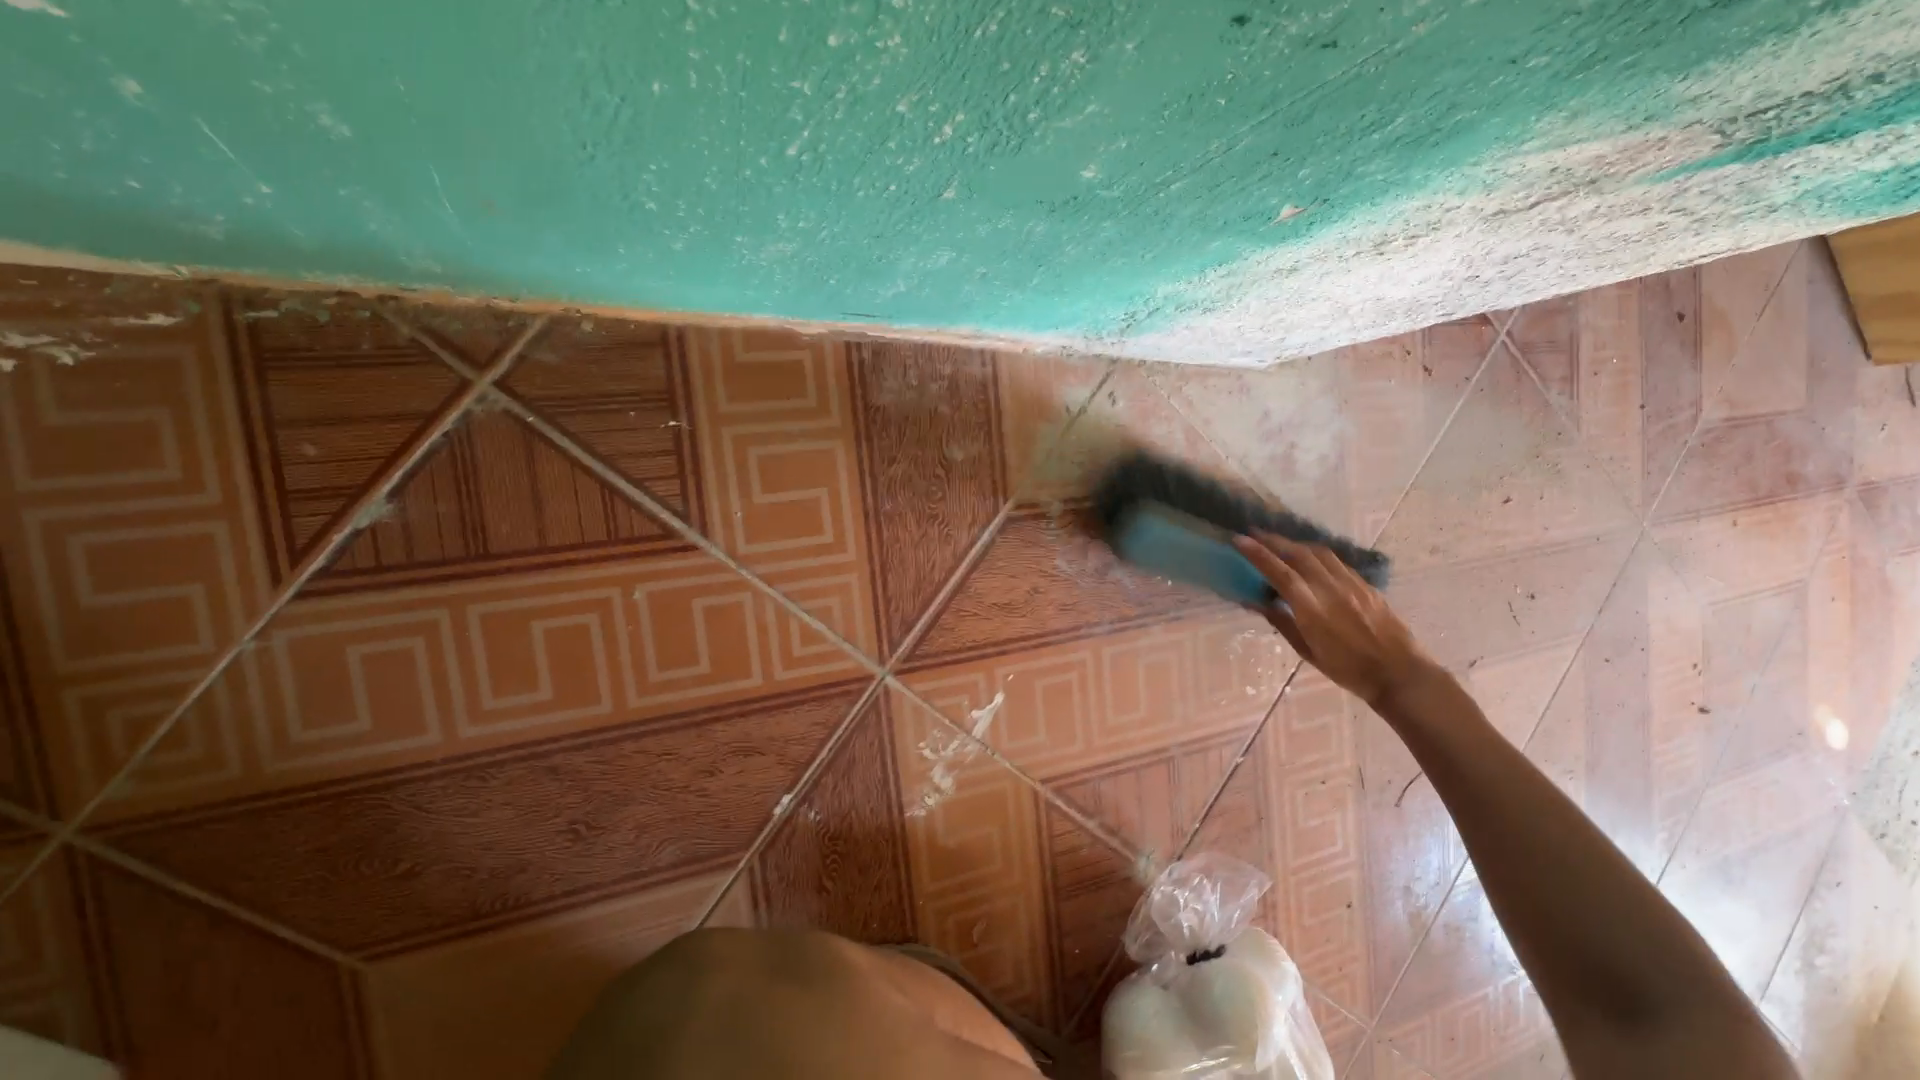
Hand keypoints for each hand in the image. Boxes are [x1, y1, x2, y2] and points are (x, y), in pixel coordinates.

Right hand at [1233, 532, 1433, 705]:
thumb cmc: (1347, 670)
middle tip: (1255, 534)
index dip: (1258, 554)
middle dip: (1274, 541)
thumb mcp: (1308, 652)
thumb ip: (1281, 622)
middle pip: (1299, 554)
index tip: (1239, 540)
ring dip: (1296, 544)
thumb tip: (1255, 602)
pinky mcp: (1366, 585)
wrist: (1399, 673)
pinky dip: (1317, 555)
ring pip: (1320, 553)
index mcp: (1313, 609)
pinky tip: (1311, 560)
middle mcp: (1331, 589)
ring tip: (1281, 543)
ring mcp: (1352, 584)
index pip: (1280, 573)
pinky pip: (1337, 562)